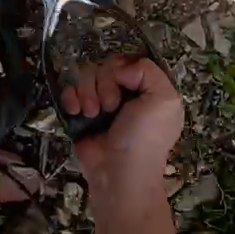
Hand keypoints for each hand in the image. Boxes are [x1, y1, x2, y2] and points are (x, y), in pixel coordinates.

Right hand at [62, 57, 182, 195]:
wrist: (118, 173)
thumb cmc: (144, 138)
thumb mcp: (165, 100)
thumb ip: (148, 71)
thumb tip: (119, 71)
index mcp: (146, 89)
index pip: (127, 60)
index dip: (122, 67)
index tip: (124, 83)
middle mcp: (123, 93)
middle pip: (104, 65)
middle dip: (104, 83)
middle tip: (110, 107)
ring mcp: (100, 102)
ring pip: (85, 75)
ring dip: (87, 93)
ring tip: (92, 114)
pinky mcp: (80, 113)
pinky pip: (69, 90)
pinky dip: (71, 98)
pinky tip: (76, 112)